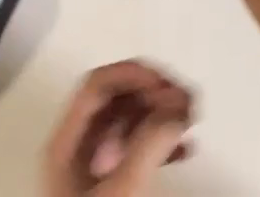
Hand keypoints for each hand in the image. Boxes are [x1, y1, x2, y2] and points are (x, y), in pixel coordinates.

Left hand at [43, 61, 193, 196]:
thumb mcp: (122, 191)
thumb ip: (149, 143)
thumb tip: (177, 104)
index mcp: (68, 143)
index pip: (99, 85)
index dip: (135, 76)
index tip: (170, 89)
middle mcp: (77, 149)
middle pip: (117, 100)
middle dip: (155, 93)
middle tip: (188, 103)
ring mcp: (93, 170)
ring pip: (130, 123)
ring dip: (162, 114)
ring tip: (191, 121)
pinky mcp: (109, 188)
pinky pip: (137, 149)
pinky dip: (162, 141)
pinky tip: (184, 150)